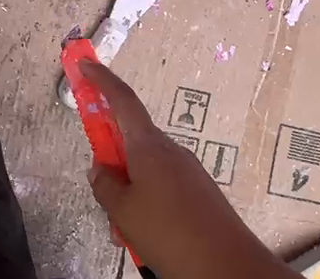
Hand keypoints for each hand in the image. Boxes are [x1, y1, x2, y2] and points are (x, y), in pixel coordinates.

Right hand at [79, 61, 297, 278]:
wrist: (235, 272)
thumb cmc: (172, 234)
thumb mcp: (123, 211)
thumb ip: (104, 185)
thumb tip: (100, 170)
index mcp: (148, 146)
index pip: (121, 99)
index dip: (100, 78)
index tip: (84, 63)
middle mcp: (171, 152)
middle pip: (131, 143)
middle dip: (112, 166)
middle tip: (105, 201)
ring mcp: (190, 173)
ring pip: (146, 173)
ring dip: (130, 194)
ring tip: (128, 234)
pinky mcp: (203, 196)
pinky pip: (165, 190)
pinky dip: (150, 206)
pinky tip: (149, 239)